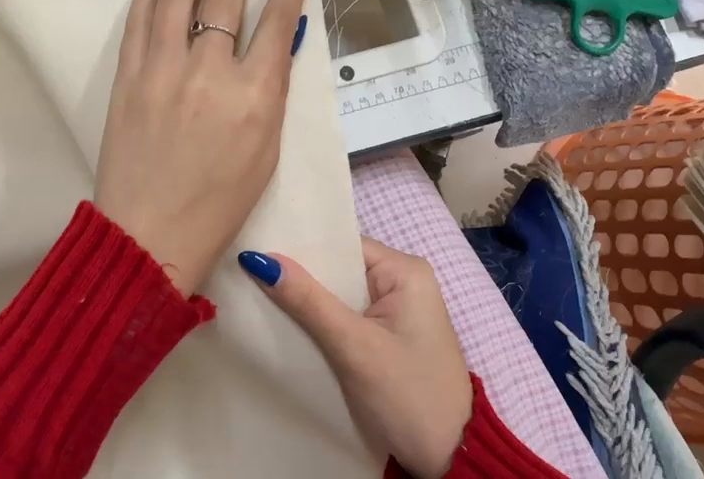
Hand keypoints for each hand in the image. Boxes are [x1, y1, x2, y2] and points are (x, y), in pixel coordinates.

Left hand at [93, 0, 312, 295]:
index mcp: (255, 95)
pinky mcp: (129, 75)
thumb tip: (277, 35)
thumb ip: (272, 88)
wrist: (148, 234)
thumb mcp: (267, 149)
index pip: (278, 18)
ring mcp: (163, 68)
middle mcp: (210, 71)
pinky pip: (139, 18)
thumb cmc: (220, 202)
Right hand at [246, 238, 473, 478]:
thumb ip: (308, 301)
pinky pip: (348, 320)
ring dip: (309, 303)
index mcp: (405, 271)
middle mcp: (404, 283)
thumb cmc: (409, 395)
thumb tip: (259, 257)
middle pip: (340, 270)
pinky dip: (323, 325)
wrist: (453, 461)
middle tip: (250, 275)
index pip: (342, 246)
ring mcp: (398, 313)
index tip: (257, 250)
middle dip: (301, 277)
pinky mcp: (390, 340)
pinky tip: (290, 328)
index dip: (302, 249)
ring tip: (259, 298)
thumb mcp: (355, 347)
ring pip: (340, 297)